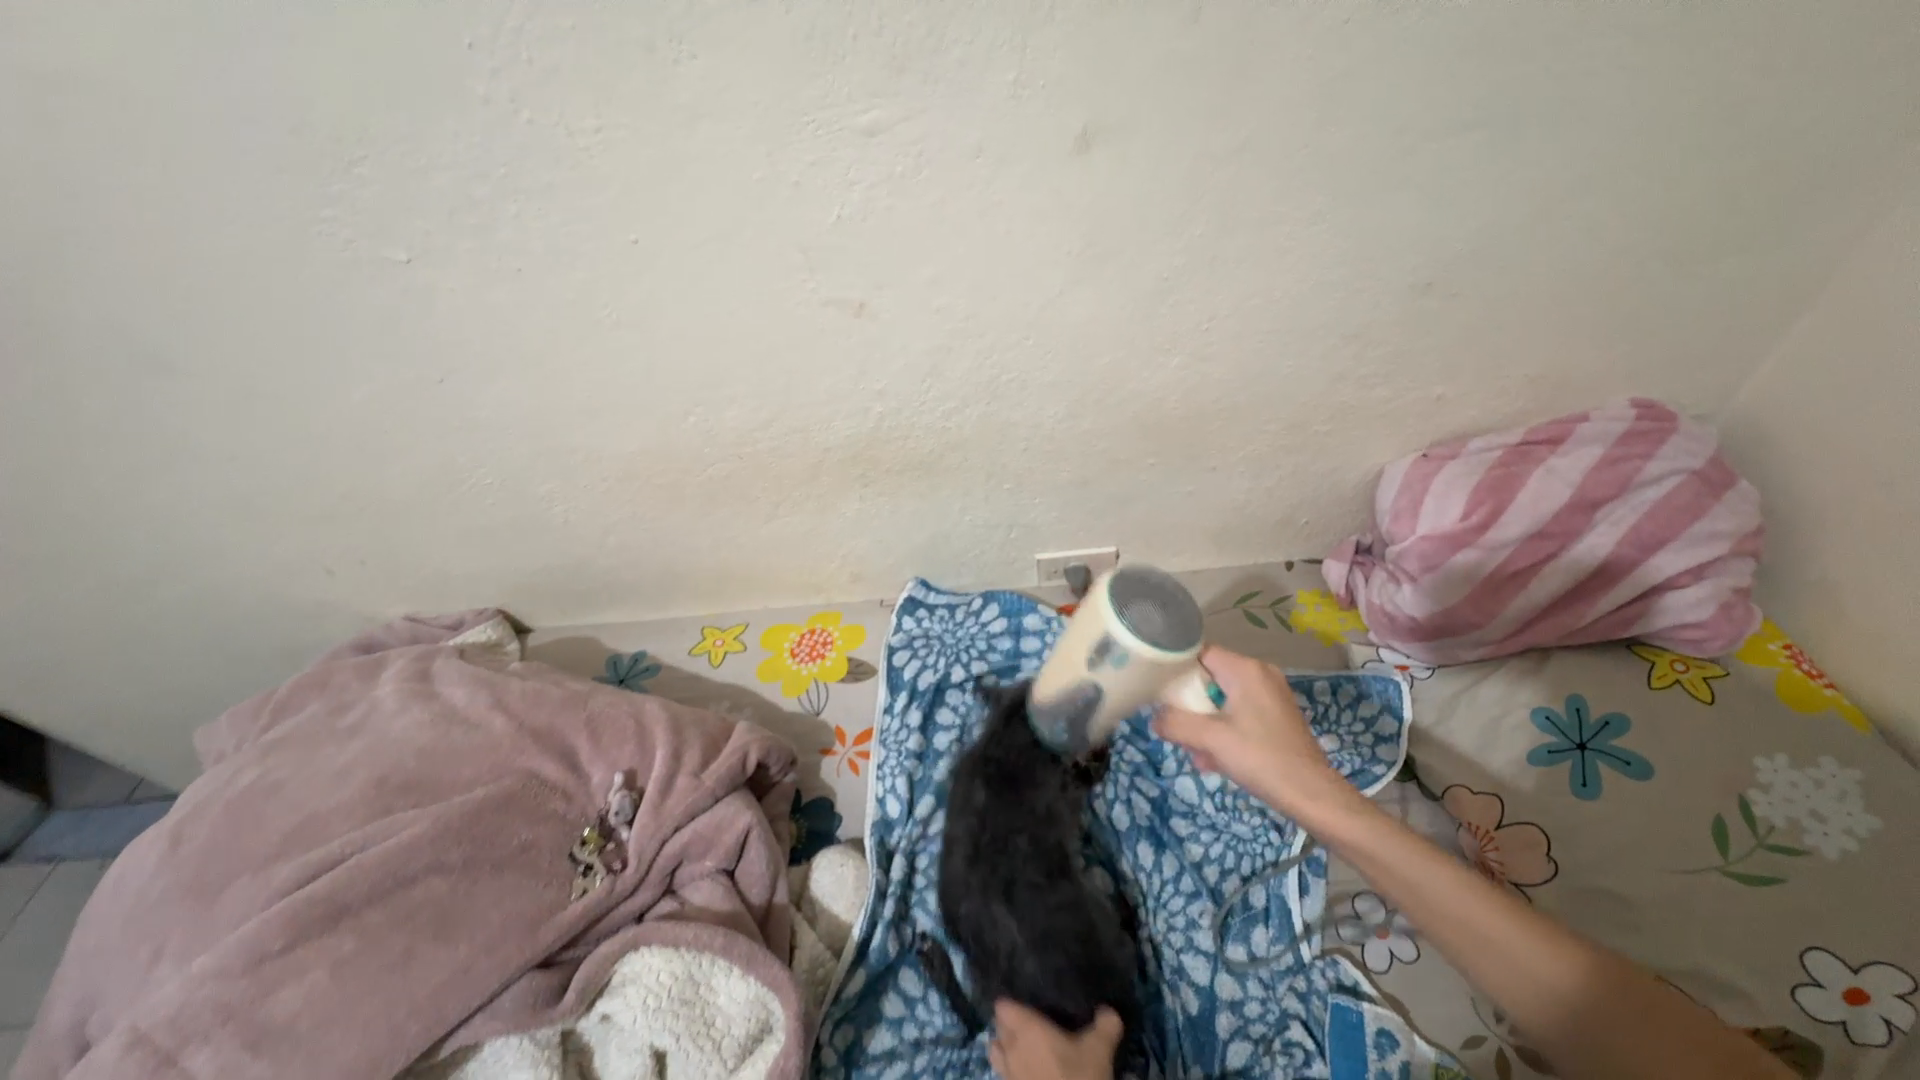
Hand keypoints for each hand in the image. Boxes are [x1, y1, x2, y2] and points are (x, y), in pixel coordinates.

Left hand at [988, 1001, 1120, 1079]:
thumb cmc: (1079, 1077)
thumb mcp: (1100, 1049)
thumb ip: (1105, 1023)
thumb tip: (1107, 1010)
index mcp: (1026, 1028)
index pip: (1002, 1006)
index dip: (1010, 1002)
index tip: (1024, 1001)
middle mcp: (1011, 1047)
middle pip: (998, 1026)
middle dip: (1008, 1023)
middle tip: (1029, 1022)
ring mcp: (1007, 1073)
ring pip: (996, 1050)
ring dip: (1005, 1046)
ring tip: (1023, 1047)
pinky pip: (1003, 1072)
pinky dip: (1011, 1068)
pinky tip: (1029, 1070)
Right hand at [1152, 646, 1347, 813]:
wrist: (1311, 793)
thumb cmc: (1261, 758)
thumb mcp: (1210, 739)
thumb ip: (1175, 723)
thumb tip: (1155, 719)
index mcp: (1246, 669)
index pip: (1198, 653)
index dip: (1175, 669)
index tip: (1159, 693)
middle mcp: (1260, 674)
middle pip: (1209, 677)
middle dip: (1190, 705)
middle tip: (1178, 729)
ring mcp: (1271, 695)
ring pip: (1222, 699)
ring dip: (1205, 723)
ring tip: (1197, 752)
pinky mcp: (1276, 715)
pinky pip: (1238, 713)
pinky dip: (1223, 730)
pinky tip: (1216, 760)